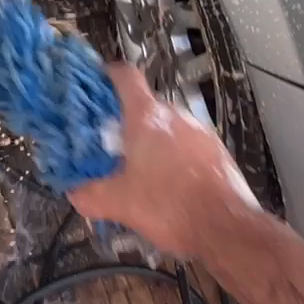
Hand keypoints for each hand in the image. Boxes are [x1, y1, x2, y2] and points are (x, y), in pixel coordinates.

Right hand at [67, 63, 257, 255]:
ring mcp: (200, 131)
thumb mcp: (122, 204)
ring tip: (146, 172)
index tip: (99, 83)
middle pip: (146, 104)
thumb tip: (74, 194)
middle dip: (130, 122)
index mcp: (146, 116)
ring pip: (169, 126)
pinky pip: (190, 144)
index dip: (110, 74)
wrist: (228, 228)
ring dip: (155, 141)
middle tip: (116, 147)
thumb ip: (93, 195)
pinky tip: (174, 186)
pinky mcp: (218, 151)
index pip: (126, 75)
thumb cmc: (170, 205)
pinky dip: (178, 157)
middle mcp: (174, 114)